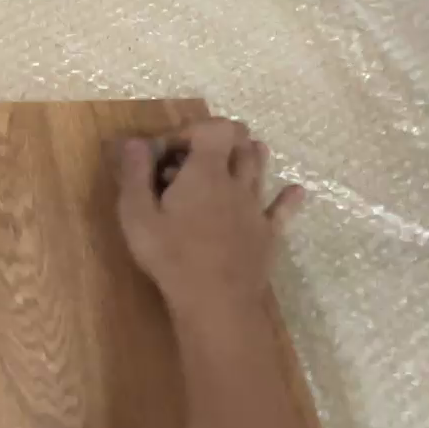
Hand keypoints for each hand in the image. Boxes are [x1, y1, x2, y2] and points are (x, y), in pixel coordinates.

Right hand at [115, 118, 303, 316]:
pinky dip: (287, 196)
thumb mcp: (136, 214)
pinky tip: (293, 191)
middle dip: (216, 142)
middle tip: (188, 161)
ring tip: (225, 167)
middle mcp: (236, 183)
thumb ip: (135, 174)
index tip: (167, 153)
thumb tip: (134, 141)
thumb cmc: (169, 254)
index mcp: (205, 173)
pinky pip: (283, 208)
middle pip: (241, 143)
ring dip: (246, 158)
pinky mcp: (269, 233)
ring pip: (260, 168)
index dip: (192, 130)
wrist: (216, 300)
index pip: (215, 128)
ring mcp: (256, 208)